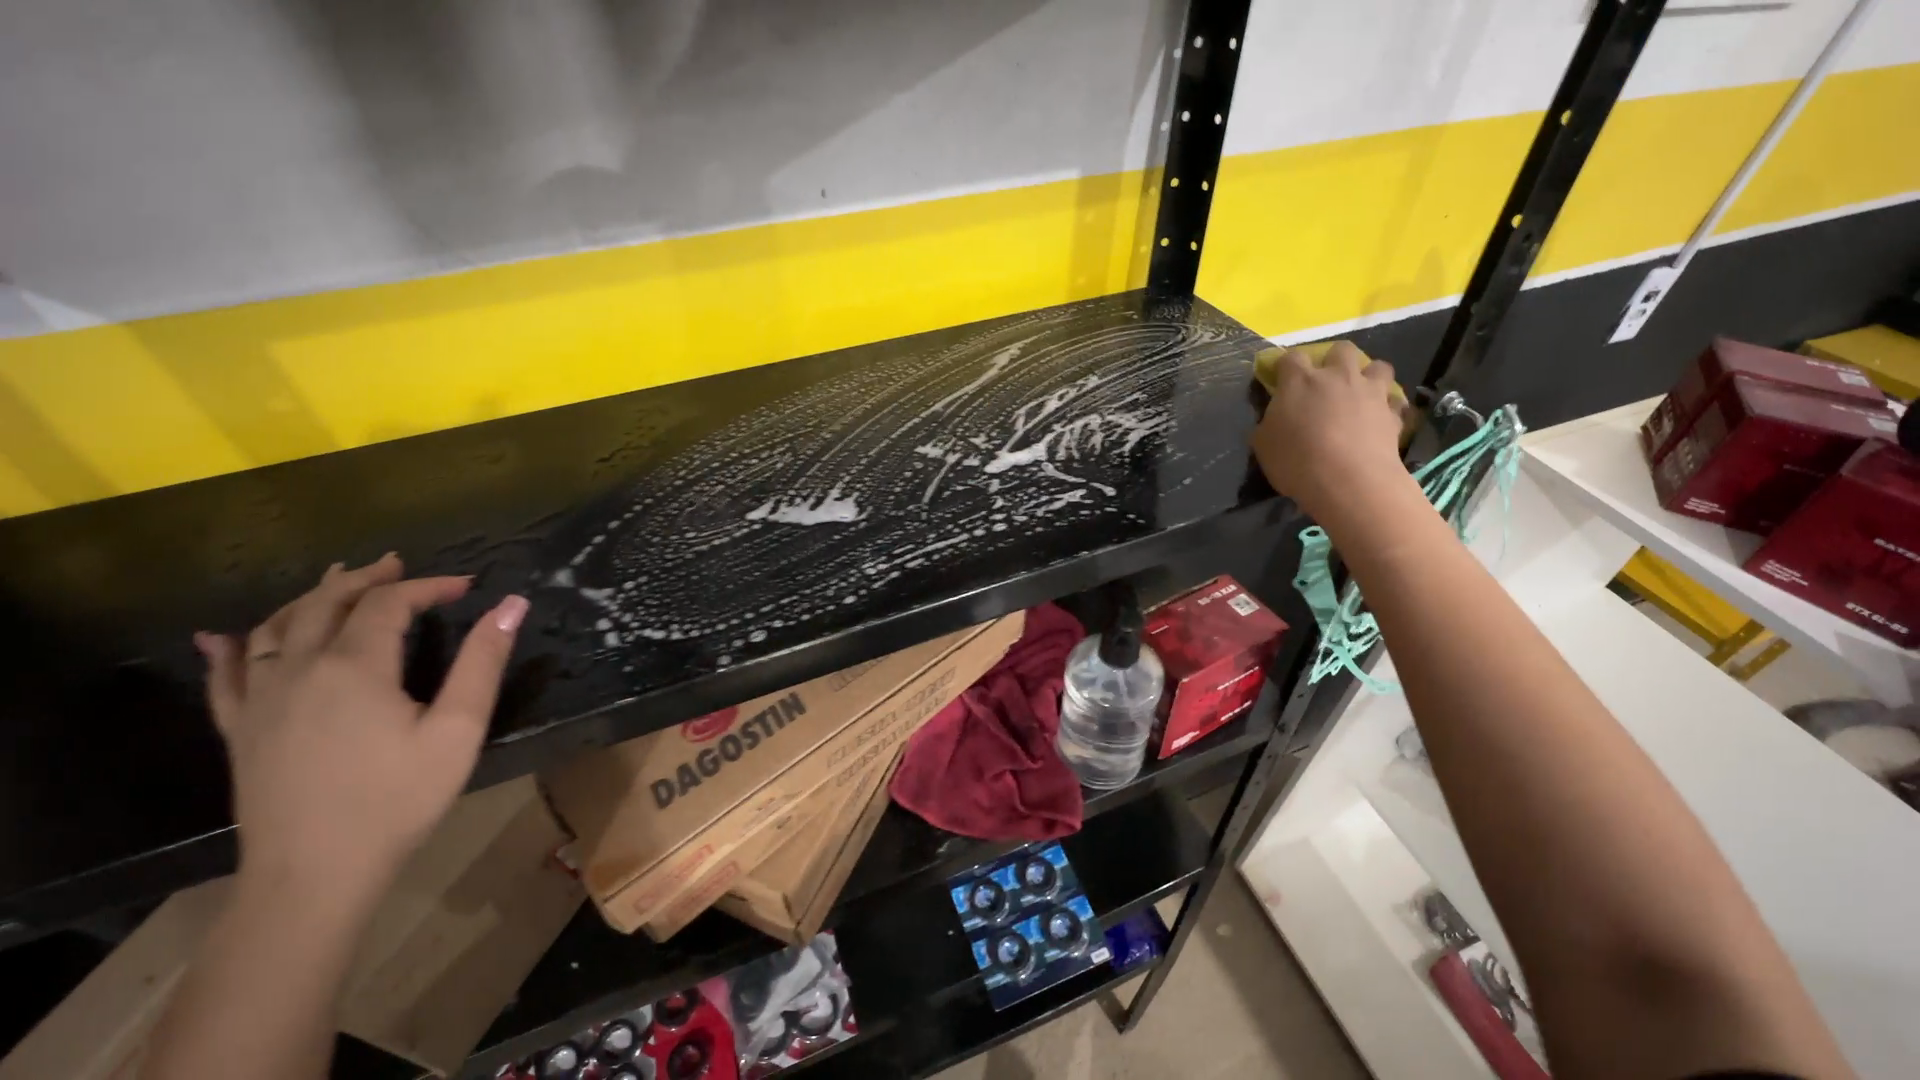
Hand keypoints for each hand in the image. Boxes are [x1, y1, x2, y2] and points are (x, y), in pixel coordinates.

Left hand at [193, 554, 528, 905]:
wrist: (313, 873)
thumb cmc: (397, 801)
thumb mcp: (457, 732)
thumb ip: (482, 664)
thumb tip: (511, 605)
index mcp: (355, 665)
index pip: (389, 603)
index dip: (426, 586)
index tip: (465, 585)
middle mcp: (300, 668)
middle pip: (326, 602)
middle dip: (364, 579)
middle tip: (394, 565)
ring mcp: (261, 698)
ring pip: (276, 628)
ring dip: (309, 599)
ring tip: (334, 585)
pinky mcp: (239, 729)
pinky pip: (226, 675)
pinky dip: (229, 648)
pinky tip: (221, 636)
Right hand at [1251, 341, 1409, 520]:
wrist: (1348, 482)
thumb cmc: (1296, 462)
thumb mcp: (1263, 444)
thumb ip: (1269, 423)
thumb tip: (1273, 418)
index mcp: (1300, 381)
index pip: (1290, 357)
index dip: (1286, 366)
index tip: (1282, 380)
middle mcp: (1338, 377)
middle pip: (1341, 349)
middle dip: (1334, 361)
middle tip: (1327, 383)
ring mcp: (1370, 392)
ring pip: (1378, 366)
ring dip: (1369, 376)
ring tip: (1361, 395)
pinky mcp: (1393, 414)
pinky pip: (1395, 402)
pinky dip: (1388, 408)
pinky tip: (1381, 419)